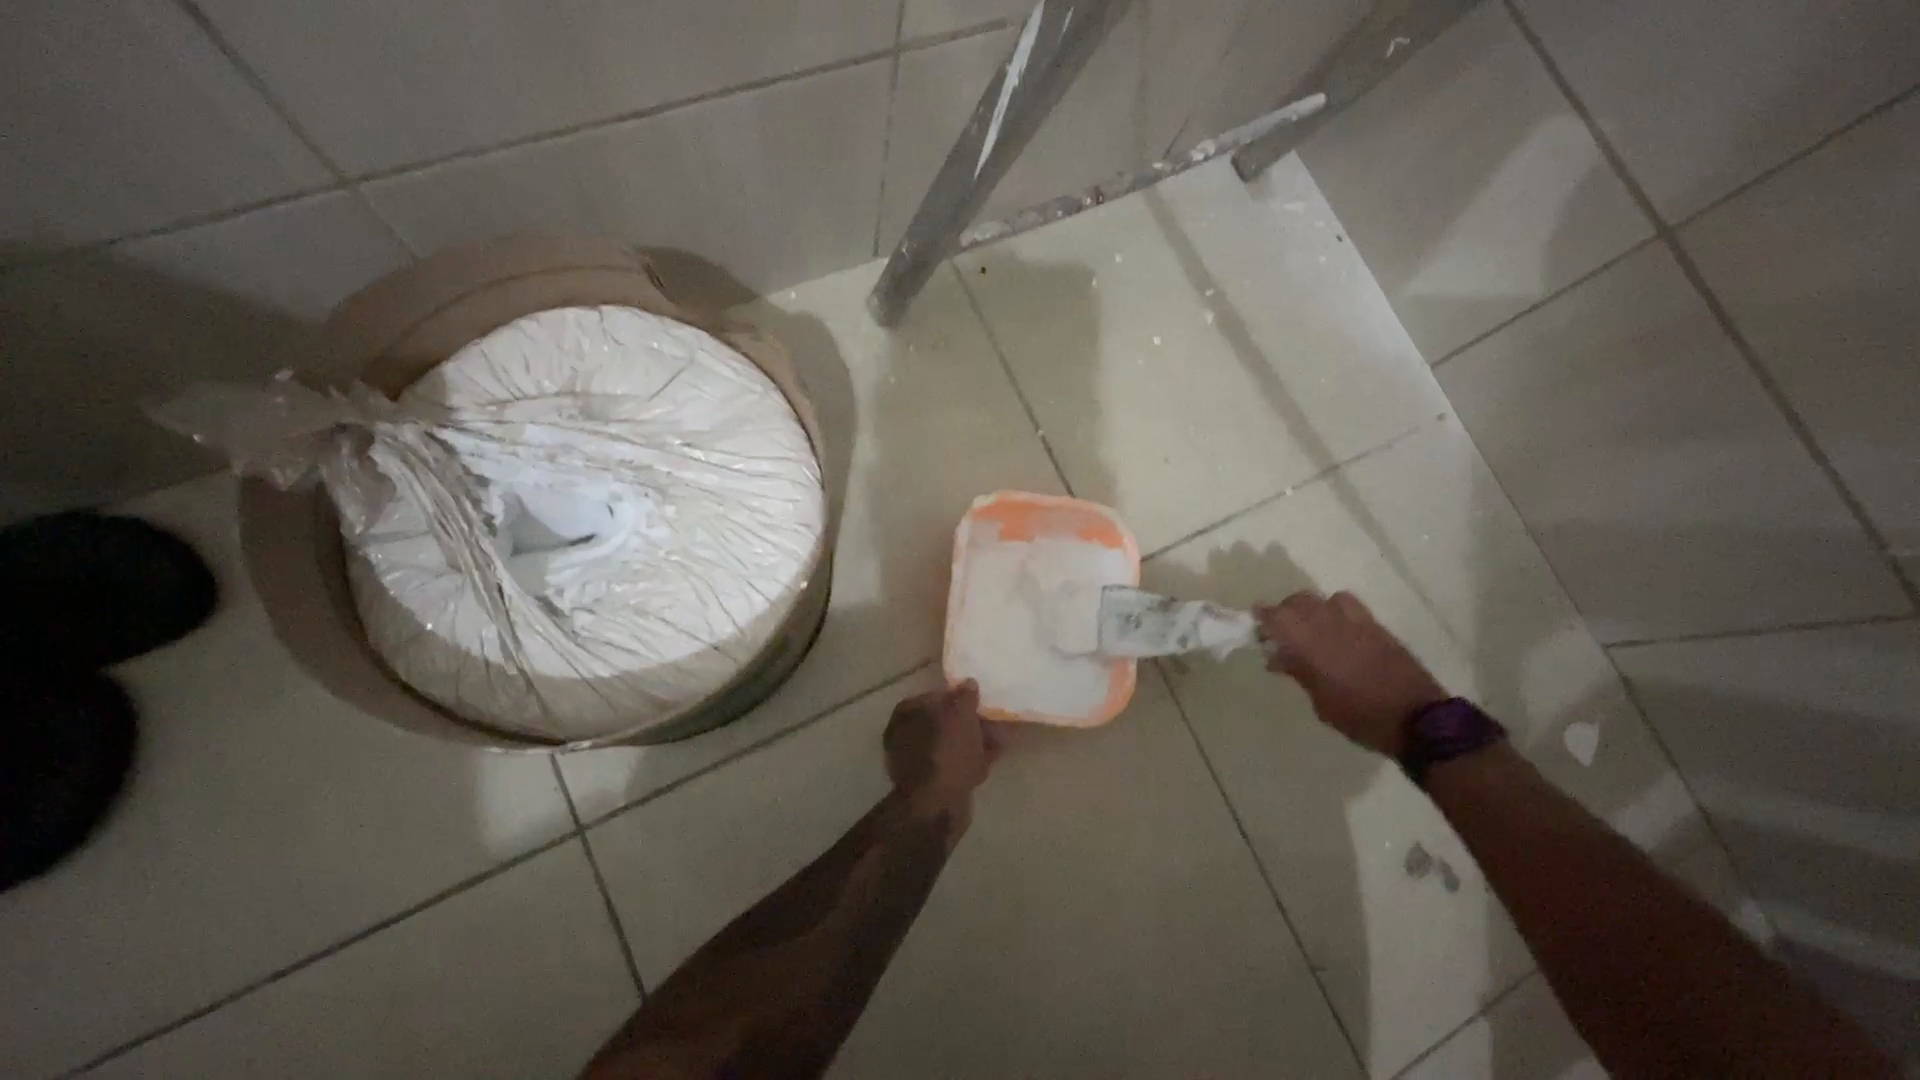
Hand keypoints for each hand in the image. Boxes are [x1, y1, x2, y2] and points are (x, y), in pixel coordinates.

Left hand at [883, 680, 1001, 823]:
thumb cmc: (946, 751)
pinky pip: (955, 765)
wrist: (937, 804)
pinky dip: (972, 760)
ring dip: (973, 741)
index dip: (956, 697)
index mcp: (906, 715)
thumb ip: (965, 696)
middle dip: (967, 722)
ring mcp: (916, 763)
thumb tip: (968, 683)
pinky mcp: (931, 785)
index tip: (976, 700)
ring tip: (999, 738)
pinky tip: (993, 758)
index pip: (931, 697)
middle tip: (991, 719)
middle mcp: (904, 737)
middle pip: (942, 723)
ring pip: (950, 745)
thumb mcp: (960, 715)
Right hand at [1256, 590, 1447, 757]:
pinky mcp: (1376, 626)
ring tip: (1309, 627)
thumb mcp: (1320, 702)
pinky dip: (1335, 610)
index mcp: (1311, 645)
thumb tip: (1277, 657)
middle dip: (1284, 612)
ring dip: (1310, 609)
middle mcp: (1330, 625)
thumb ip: (1299, 673)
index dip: (1262, 617)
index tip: (1255, 626)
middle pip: (1298, 601)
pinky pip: (1348, 605)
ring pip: (1323, 599)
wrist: (1416, 719)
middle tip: (1280, 632)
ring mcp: (1356, 622)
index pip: (1277, 617)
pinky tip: (1337, 629)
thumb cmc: (1360, 717)